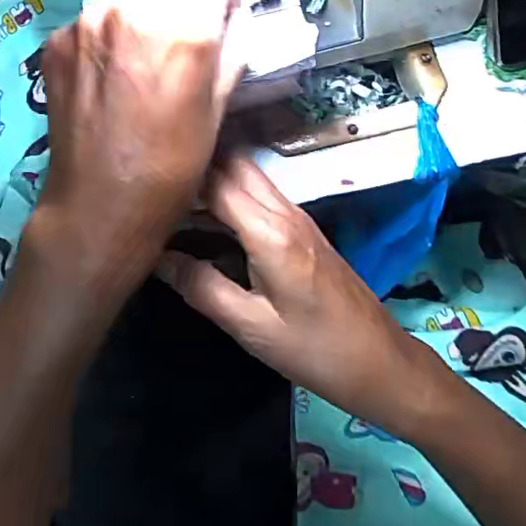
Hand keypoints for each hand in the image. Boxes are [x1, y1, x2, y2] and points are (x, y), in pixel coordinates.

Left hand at [22, 0, 243, 293]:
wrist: (97, 206)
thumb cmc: (171, 166)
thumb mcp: (218, 107)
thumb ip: (231, 47)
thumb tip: (232, 14)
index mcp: (180, 28)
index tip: (220, 10)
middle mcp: (130, 10)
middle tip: (182, 33)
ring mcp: (86, 22)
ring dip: (142, 9)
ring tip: (143, 55)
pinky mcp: (56, 39)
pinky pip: (94, 17)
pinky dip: (108, 32)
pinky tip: (110, 70)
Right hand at [156, 156, 453, 438]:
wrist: (382, 362)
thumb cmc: (315, 350)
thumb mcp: (252, 327)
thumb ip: (201, 287)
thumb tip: (157, 259)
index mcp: (269, 232)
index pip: (216, 181)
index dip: (179, 175)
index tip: (144, 180)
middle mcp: (284, 210)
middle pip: (234, 163)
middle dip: (195, 165)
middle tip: (155, 185)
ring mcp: (296, 215)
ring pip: (247, 174)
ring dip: (212, 178)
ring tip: (171, 199)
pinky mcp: (301, 227)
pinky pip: (258, 193)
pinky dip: (229, 194)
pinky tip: (206, 219)